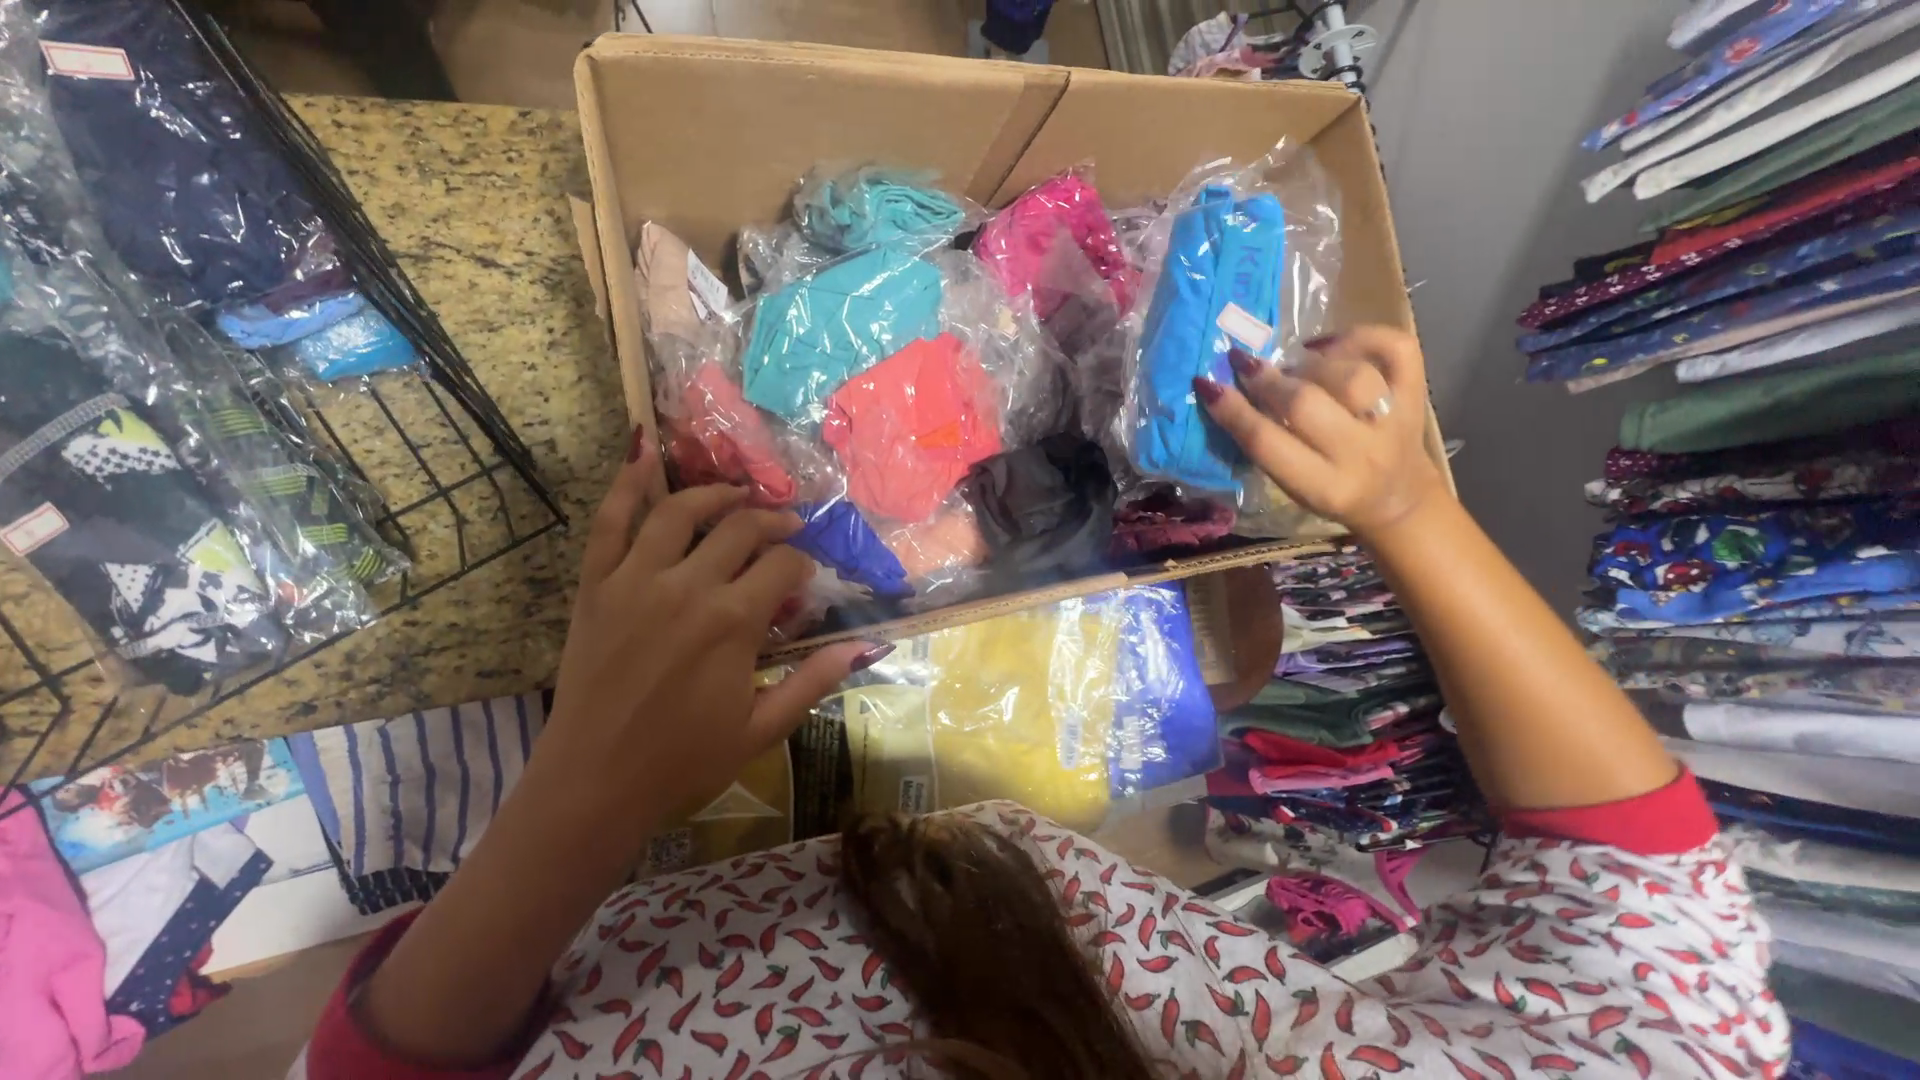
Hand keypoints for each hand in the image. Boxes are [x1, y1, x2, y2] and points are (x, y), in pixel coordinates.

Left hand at [537, 431, 879, 841]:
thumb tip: (868, 645)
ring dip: (716, 495)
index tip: (804, 576)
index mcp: (733, 622)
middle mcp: (688, 586)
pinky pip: (610, 522)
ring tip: (737, 494)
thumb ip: (815, 680)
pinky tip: (644, 454)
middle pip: (741, 529)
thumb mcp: (762, 729)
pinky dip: (627, 484)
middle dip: (772, 522)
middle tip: (785, 527)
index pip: (782, 565)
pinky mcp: (596, 585)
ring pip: (681, 512)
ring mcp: (635, 580)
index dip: (801, 564)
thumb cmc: (684, 761)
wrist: (594, 783)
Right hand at [1197, 325, 1445, 538]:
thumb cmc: (1332, 493)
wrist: (1399, 499)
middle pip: (1306, 404)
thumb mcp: (1294, 487)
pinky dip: (1359, 336)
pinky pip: (1394, 348)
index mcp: (1324, 486)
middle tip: (1245, 366)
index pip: (1268, 443)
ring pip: (1351, 375)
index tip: (1208, 385)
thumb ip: (1268, 446)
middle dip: (1267, 380)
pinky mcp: (1416, 393)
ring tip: (1293, 365)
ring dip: (1309, 364)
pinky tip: (1328, 345)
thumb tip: (1230, 391)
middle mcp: (1362, 454)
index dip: (1233, 411)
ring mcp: (1395, 420)